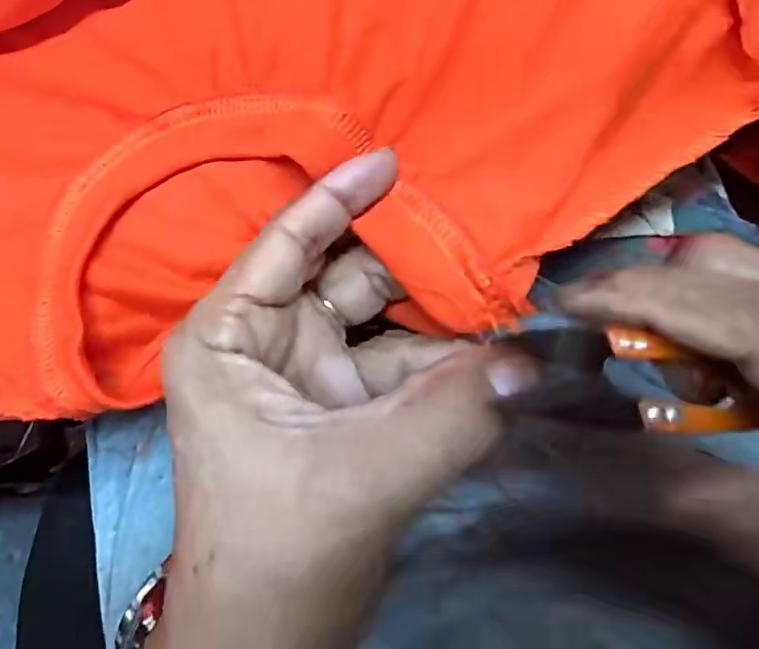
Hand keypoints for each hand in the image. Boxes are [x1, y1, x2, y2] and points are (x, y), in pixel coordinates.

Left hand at [155, 149, 532, 648]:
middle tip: (460, 215)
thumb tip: (531, 360)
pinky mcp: (341, 403)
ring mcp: (305, 369)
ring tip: (493, 276)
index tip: (389, 158)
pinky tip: (490, 347)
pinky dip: (441, 354)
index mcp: (227, 334)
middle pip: (337, 270)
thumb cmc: (276, 554)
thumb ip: (449, 415)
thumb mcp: (358, 475)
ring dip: (431, 302)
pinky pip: (397, 359)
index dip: (336, 195)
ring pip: (374, 314)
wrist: (268, 648)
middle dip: (398, 247)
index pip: (286, 242)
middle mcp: (262, 338)